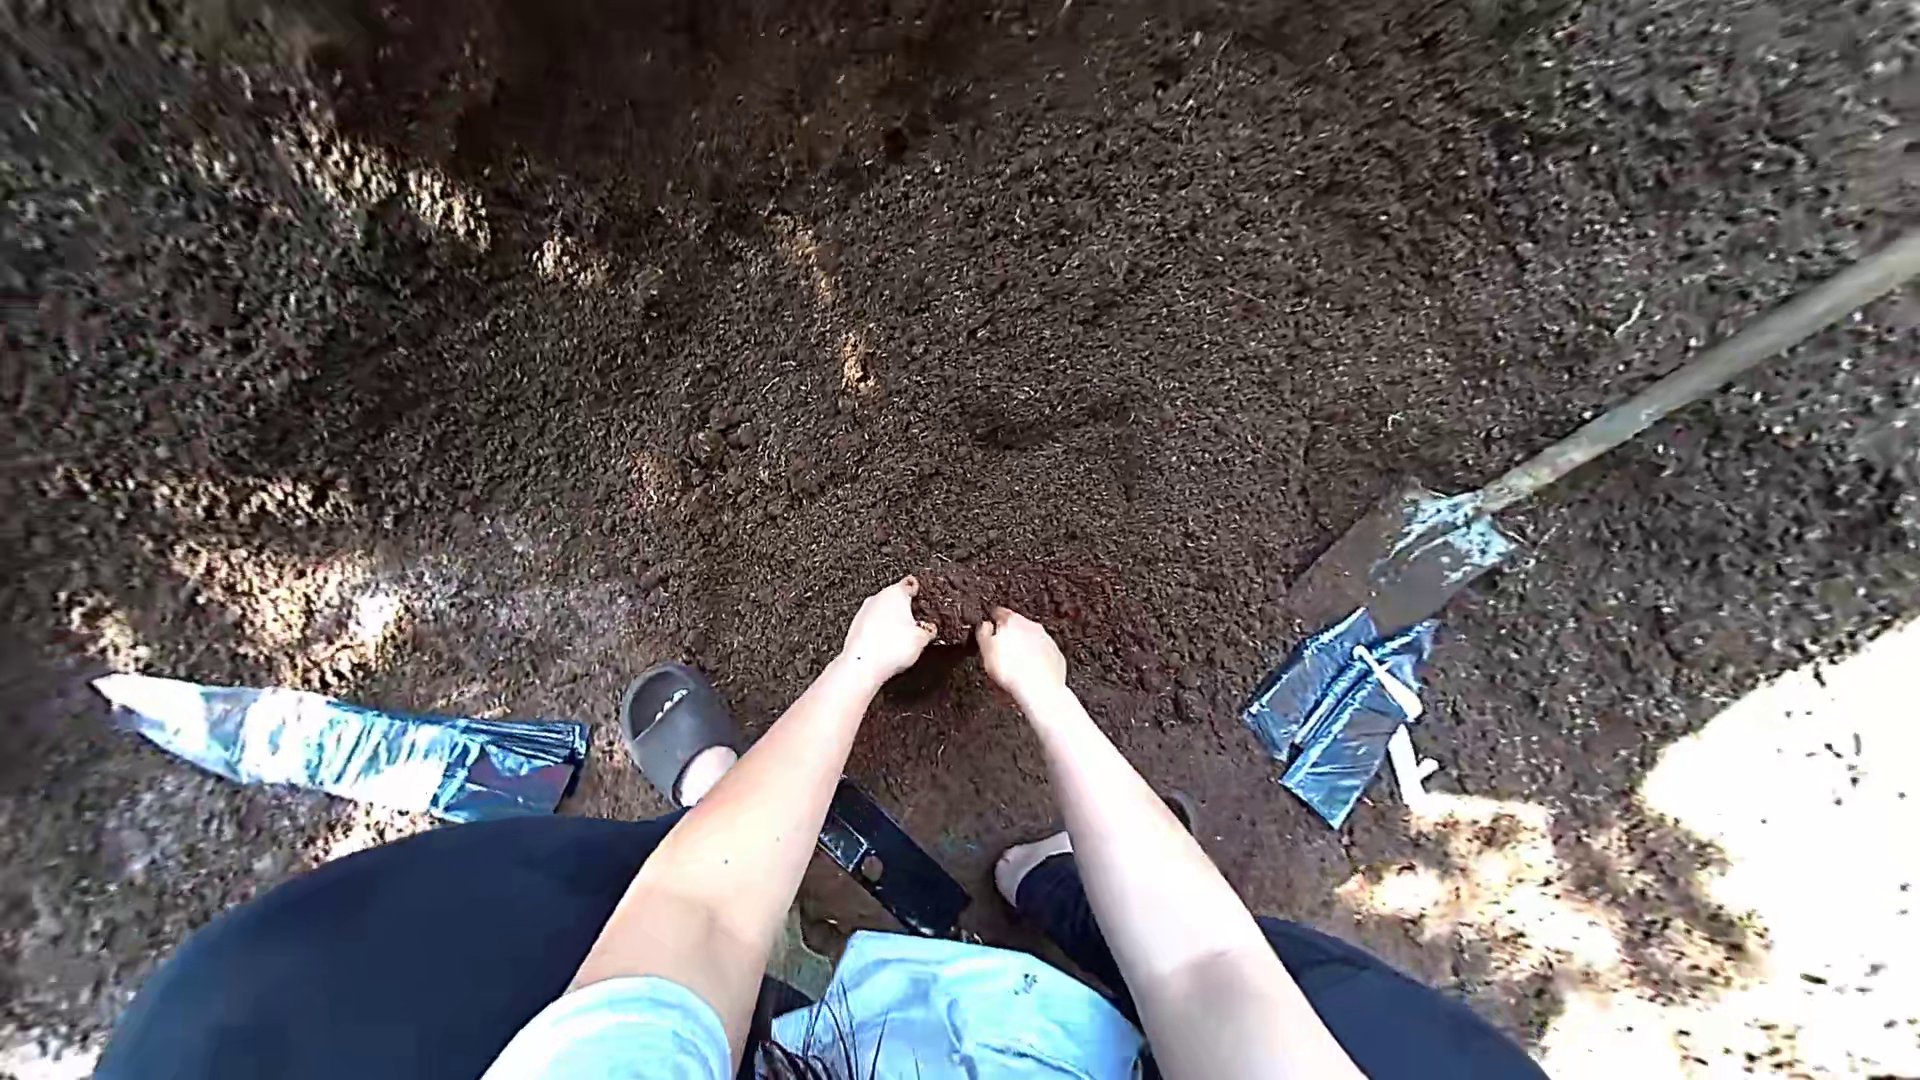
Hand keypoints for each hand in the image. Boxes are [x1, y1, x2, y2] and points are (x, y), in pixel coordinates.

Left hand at [838, 576, 938, 683]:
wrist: (862, 667)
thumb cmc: (890, 648)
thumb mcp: (922, 638)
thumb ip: (929, 630)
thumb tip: (929, 629)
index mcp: (895, 592)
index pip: (910, 584)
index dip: (919, 591)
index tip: (922, 597)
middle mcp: (877, 598)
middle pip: (896, 599)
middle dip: (906, 611)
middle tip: (917, 626)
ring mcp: (864, 612)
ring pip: (883, 613)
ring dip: (892, 622)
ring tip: (901, 640)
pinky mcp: (855, 628)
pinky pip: (872, 627)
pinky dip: (880, 633)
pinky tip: (887, 646)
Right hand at [976, 607, 1067, 709]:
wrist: (1040, 690)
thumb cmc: (1011, 671)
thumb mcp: (986, 650)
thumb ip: (983, 633)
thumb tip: (985, 625)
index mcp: (1012, 621)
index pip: (999, 612)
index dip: (992, 620)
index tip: (989, 628)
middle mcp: (1032, 626)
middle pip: (1016, 628)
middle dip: (1009, 638)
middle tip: (1000, 656)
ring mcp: (1046, 640)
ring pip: (1030, 641)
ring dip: (1022, 650)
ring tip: (1014, 669)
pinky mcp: (1056, 655)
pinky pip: (1042, 655)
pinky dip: (1035, 661)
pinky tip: (1028, 674)